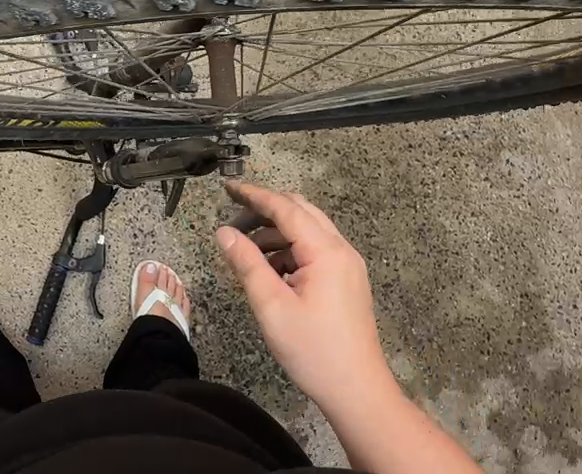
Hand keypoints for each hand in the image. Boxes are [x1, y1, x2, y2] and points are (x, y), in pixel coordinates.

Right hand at [215, 182, 394, 414]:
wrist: (358, 393)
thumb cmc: (314, 351)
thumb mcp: (271, 306)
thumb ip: (247, 263)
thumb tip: (223, 232)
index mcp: (326, 251)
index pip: (285, 208)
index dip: (254, 195)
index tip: (228, 188)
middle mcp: (341, 249)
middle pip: (300, 211)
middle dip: (265, 209)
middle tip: (234, 217)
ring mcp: (347, 264)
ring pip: (307, 230)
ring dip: (276, 231)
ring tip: (245, 248)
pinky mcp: (347, 280)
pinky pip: (315, 249)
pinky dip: (290, 249)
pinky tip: (270, 269)